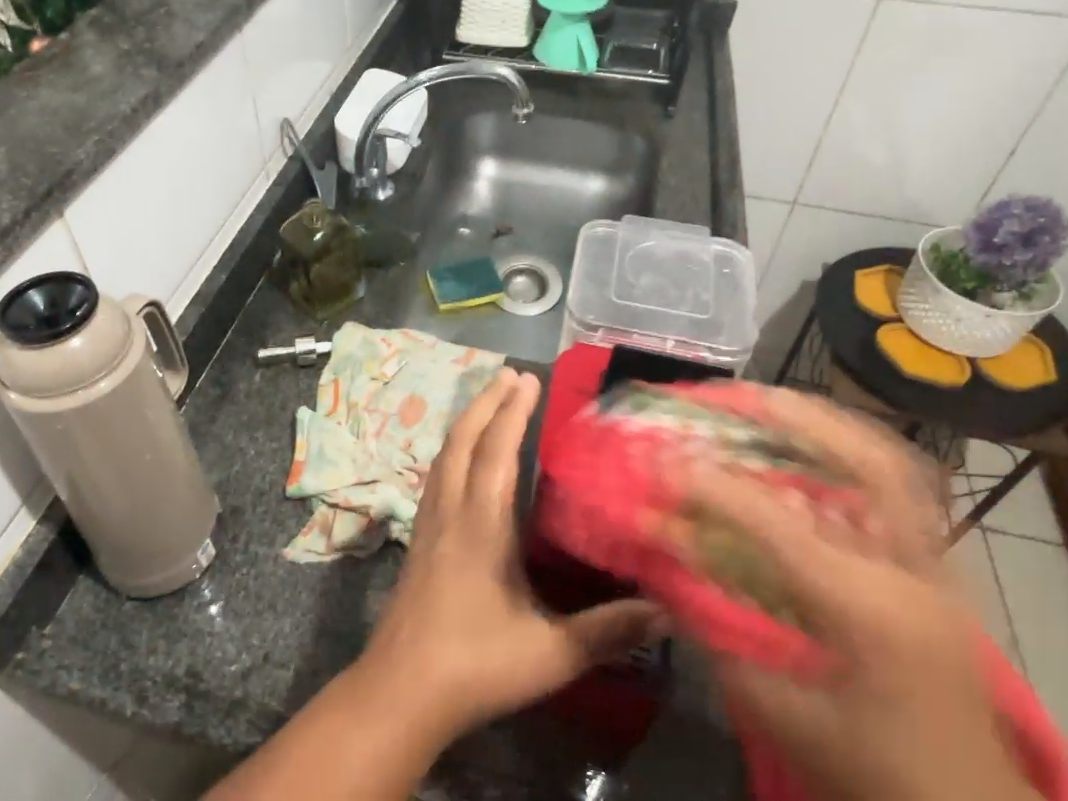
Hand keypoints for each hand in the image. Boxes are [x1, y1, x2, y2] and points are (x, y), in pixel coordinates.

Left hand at [352, 368, 662, 739]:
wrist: (399, 692)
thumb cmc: (475, 665)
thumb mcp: (550, 653)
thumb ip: (608, 631)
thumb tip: (668, 610)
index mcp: (481, 526)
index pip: (496, 453)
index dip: (512, 413)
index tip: (528, 379)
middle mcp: (451, 515)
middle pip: (462, 443)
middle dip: (485, 404)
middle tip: (508, 374)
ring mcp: (428, 529)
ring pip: (443, 459)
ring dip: (465, 425)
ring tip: (485, 404)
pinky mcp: (417, 546)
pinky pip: (435, 481)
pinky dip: (451, 455)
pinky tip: (459, 466)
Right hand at [670, 386, 1037, 800]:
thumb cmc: (873, 775)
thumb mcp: (782, 717)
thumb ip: (719, 637)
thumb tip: (665, 571)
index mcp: (870, 611)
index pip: (781, 525)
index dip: (716, 488)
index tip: (665, 460)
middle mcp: (913, 573)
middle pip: (871, 464)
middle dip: (799, 417)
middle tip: (740, 393)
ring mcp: (938, 571)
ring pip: (896, 470)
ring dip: (832, 427)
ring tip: (776, 403)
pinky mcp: (942, 579)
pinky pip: (901, 497)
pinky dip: (854, 461)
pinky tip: (817, 455)